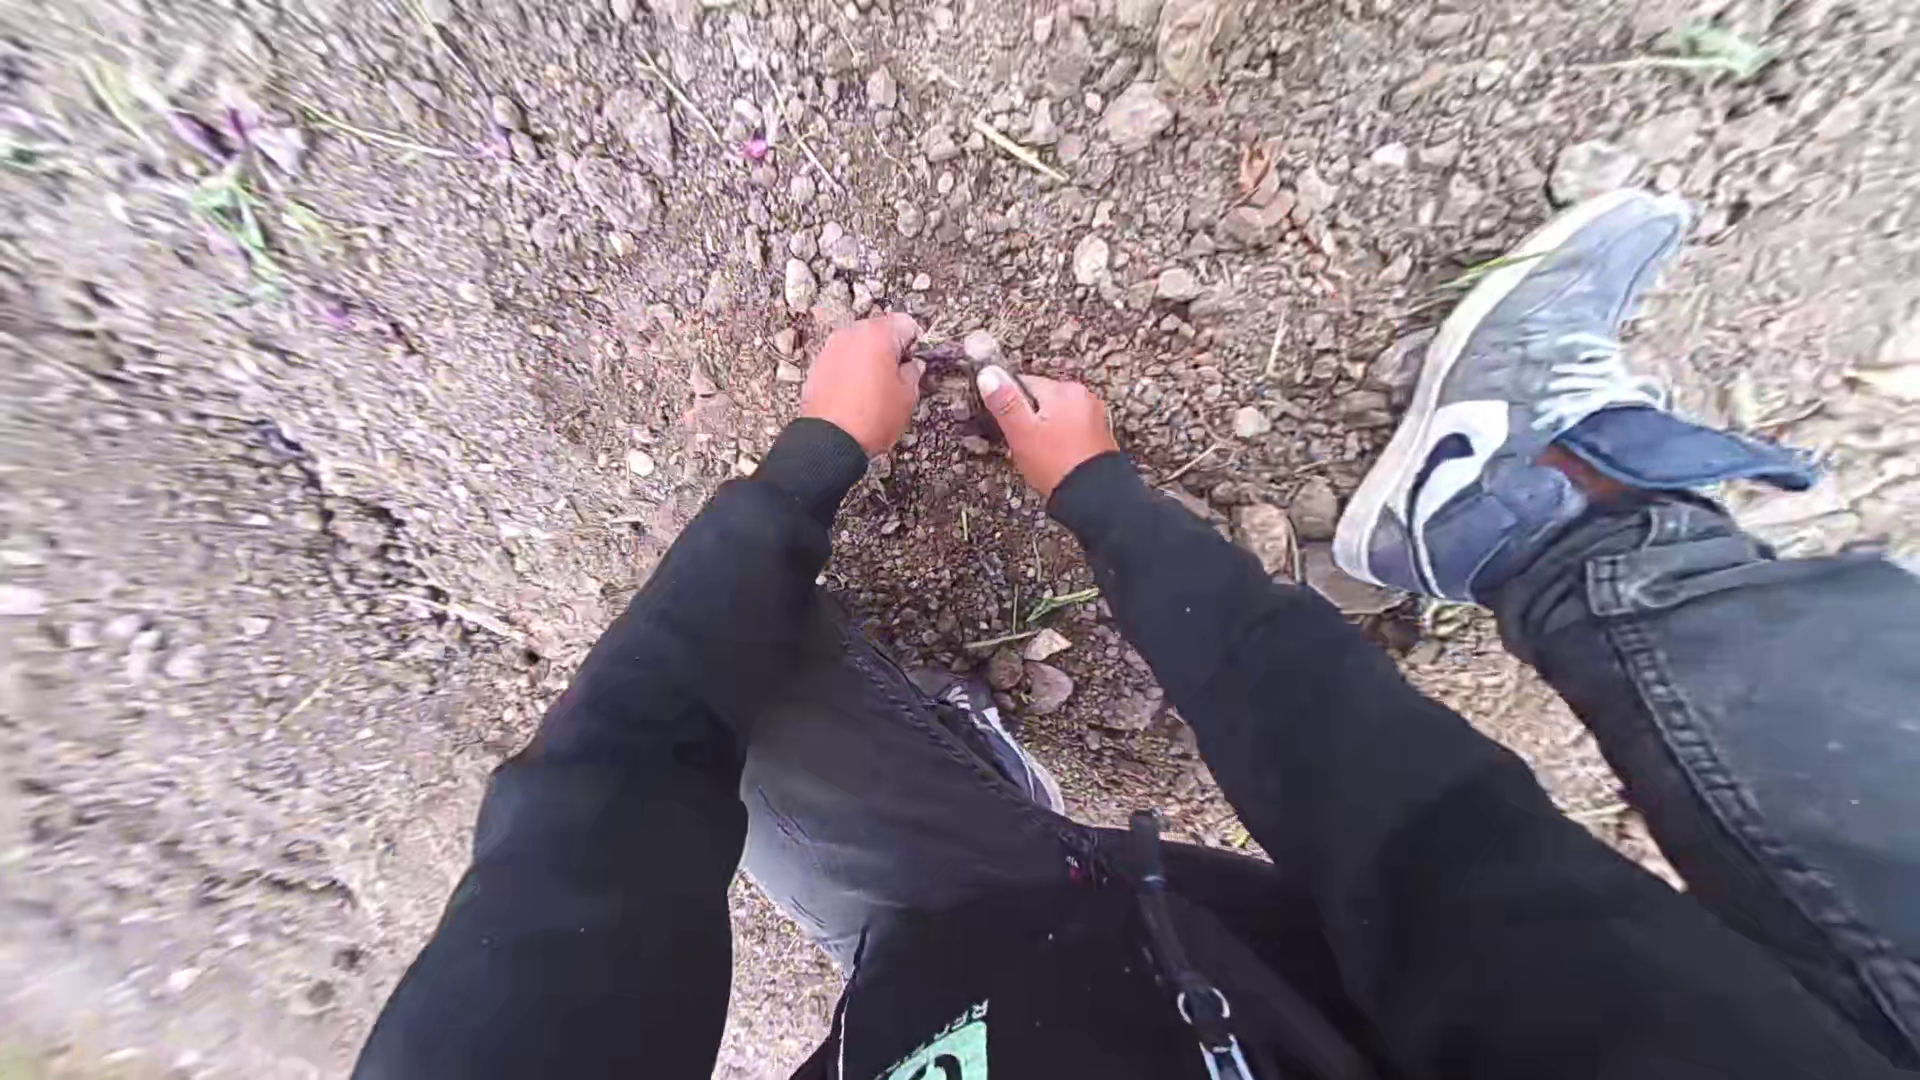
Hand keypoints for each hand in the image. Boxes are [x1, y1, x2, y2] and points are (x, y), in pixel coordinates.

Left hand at [799, 314, 924, 455]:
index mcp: (877, 334)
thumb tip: (912, 366)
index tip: (914, 363)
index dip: (915, 345)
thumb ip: (913, 373)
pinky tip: (857, 397)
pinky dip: (851, 374)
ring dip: (869, 363)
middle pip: (880, 333)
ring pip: (859, 348)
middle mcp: (851, 334)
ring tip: (875, 393)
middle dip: (891, 352)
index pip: (906, 324)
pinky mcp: (818, 367)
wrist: (831, 441)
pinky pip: (842, 363)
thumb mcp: (907, 396)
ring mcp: (831, 349)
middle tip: (897, 380)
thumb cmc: (870, 418)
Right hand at [977, 365, 1118, 499]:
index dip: (1009, 407)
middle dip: (1028, 422)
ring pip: (1054, 418)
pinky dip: (1058, 444)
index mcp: (1064, 391)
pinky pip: (1069, 433)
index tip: (1007, 427)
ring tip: (1038, 458)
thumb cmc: (1058, 466)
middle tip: (1023, 447)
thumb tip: (988, 375)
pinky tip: (1054, 461)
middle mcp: (1083, 398)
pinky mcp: (1097, 437)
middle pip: (1040, 402)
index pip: (1023, 384)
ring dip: (1043, 434)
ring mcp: (1093, 417)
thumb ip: (1005, 403)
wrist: (1095, 496)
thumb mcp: (1022, 433)